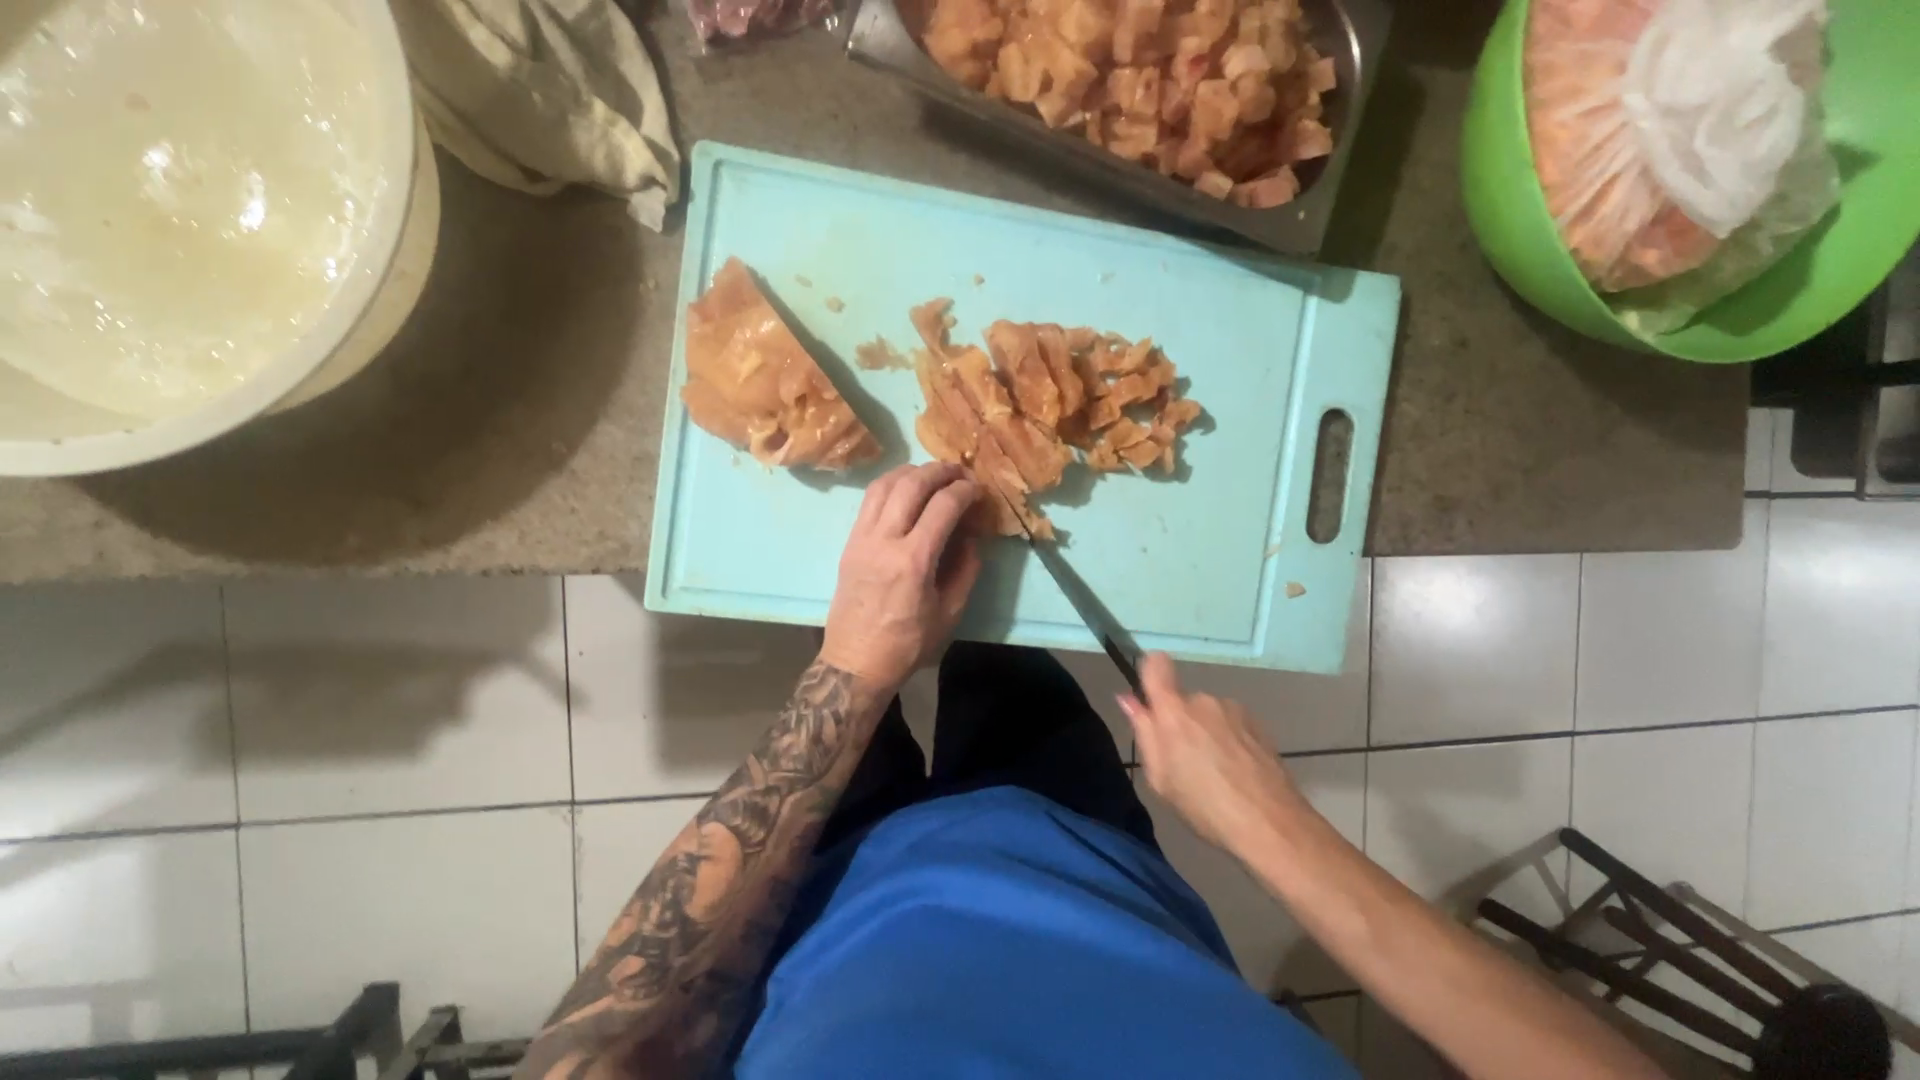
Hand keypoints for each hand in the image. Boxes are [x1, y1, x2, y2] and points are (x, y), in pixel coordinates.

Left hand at [820, 463, 982, 688]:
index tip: (979, 489)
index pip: (943, 506)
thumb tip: (971, 535)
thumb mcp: (950, 612)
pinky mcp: (849, 543)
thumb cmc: (908, 644)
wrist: (855, 663)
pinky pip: (869, 500)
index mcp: (913, 561)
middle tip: (960, 473)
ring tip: (933, 476)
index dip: (965, 490)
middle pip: (912, 484)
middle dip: (940, 471)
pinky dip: (891, 486)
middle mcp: (884, 541)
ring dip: (912, 472)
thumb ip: (966, 568)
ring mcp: (861, 539)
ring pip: (884, 484)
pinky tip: (907, 492)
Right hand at [1118, 652, 1303, 852]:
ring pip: (1209, 715)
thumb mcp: (1161, 778)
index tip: (1150, 697)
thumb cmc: (1204, 806)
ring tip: (1216, 774)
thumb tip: (1129, 700)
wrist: (1270, 824)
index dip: (1150, 672)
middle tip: (1185, 764)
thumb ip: (1145, 733)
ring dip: (1207, 734)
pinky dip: (1230, 743)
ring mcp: (1235, 711)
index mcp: (1174, 712)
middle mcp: (1204, 701)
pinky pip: (1232, 726)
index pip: (1156, 666)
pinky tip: (1237, 773)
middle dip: (1180, 724)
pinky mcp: (1259, 725)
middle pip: (1183, 701)